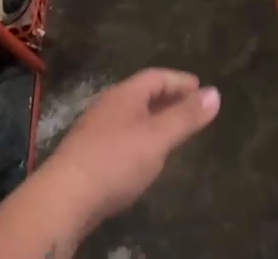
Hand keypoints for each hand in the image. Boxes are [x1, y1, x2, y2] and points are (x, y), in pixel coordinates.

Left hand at [39, 69, 219, 228]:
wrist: (62, 199)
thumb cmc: (115, 160)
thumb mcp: (158, 138)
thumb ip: (186, 116)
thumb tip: (215, 92)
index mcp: (124, 94)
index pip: (156, 76)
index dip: (180, 81)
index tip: (200, 88)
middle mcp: (107, 106)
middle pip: (141, 95)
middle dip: (167, 99)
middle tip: (189, 108)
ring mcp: (93, 131)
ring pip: (129, 117)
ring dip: (151, 120)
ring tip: (170, 133)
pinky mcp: (85, 156)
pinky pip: (119, 137)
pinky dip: (138, 139)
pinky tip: (142, 158)